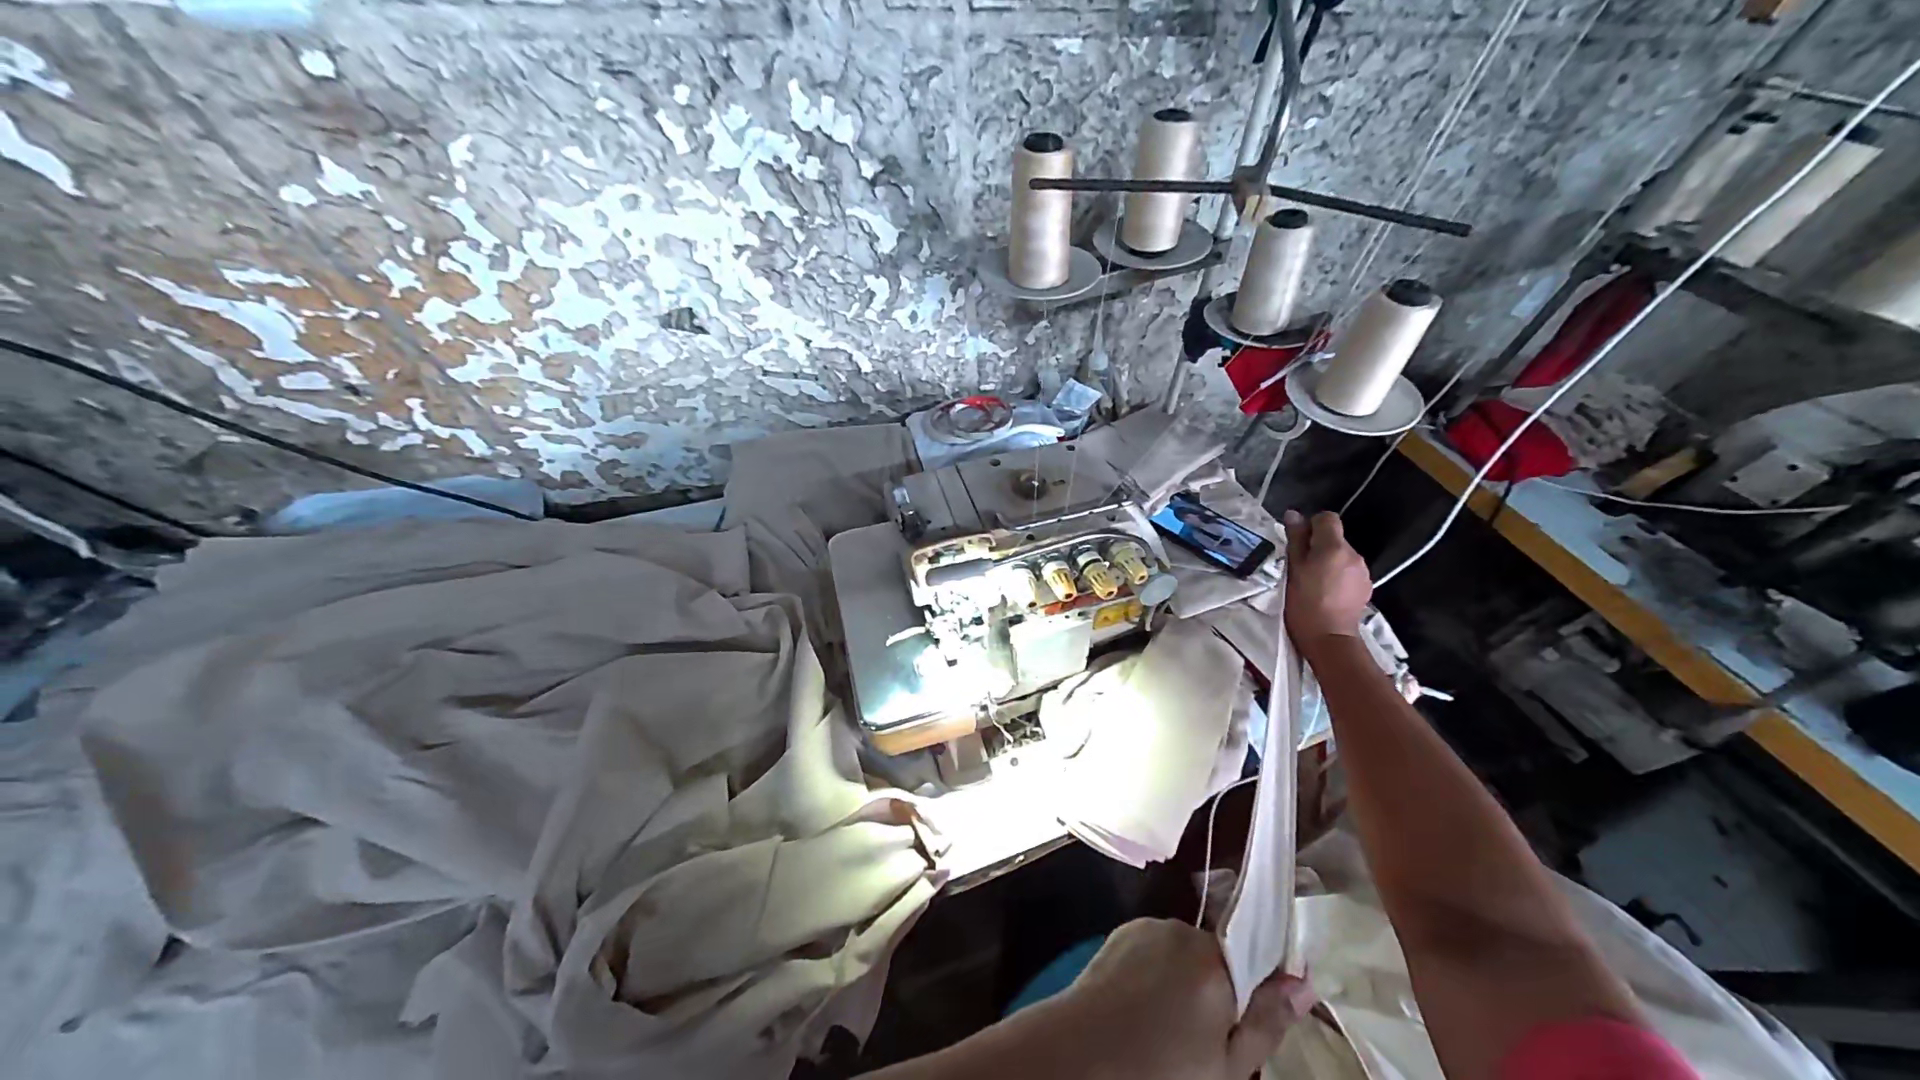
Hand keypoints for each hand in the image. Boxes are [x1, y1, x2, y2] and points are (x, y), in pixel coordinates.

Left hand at [1051, 918, 1312, 1079]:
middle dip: (1221, 987)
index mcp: (1215, 961)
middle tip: (1206, 1034)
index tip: (1257, 1013)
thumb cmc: (1162, 1069)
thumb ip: (1268, 1021)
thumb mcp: (1228, 1066)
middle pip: (1220, 955)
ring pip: (1186, 952)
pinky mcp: (1123, 931)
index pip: (1259, 955)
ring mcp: (1150, 927)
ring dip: (1187, 978)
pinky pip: (1157, 947)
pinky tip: (1145, 1004)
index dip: (1263, 985)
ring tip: (1170, 1023)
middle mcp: (1183, 931)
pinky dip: (1158, 970)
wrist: (1080, 1052)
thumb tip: (1304, 982)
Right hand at [1281, 510, 1371, 651]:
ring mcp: (1363, 570)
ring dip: (1329, 560)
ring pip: (1342, 554)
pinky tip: (1328, 591)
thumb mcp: (1292, 570)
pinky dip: (1339, 574)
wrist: (1329, 637)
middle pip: (1335, 537)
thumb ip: (1295, 540)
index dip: (1312, 525)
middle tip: (1302, 566)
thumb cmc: (1303, 603)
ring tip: (1315, 581)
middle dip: (1319, 545)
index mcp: (1333, 547)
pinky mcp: (1366, 585)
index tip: (1299, 543)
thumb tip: (1293, 515)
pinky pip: (1350, 569)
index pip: (1328, 518)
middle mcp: (1353, 554)